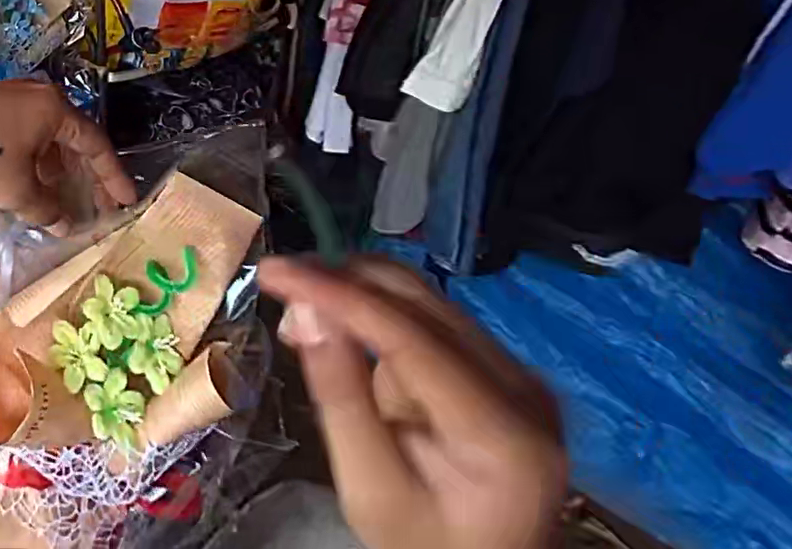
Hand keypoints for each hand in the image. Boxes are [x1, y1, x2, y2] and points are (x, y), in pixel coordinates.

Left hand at [0, 81, 135, 227]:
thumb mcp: (16, 190)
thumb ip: (48, 209)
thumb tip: (66, 224)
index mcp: (54, 108)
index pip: (95, 144)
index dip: (113, 176)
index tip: (127, 201)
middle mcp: (38, 97)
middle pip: (73, 140)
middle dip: (86, 176)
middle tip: (99, 207)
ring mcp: (12, 99)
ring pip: (48, 140)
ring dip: (58, 172)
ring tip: (63, 203)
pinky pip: (26, 137)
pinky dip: (35, 163)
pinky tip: (30, 187)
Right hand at [259, 256, 565, 548]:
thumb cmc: (422, 541)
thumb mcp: (369, 490)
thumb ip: (340, 397)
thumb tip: (304, 309)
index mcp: (502, 431)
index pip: (407, 335)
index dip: (335, 293)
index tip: (272, 270)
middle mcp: (519, 384)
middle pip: (414, 299)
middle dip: (336, 282)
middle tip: (277, 290)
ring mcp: (511, 367)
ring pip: (414, 292)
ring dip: (349, 289)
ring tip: (302, 318)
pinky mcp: (492, 357)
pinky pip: (419, 308)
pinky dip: (368, 304)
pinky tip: (338, 328)